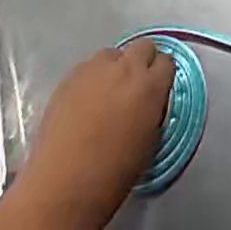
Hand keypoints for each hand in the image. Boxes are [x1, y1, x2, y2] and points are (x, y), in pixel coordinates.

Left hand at [0, 42, 174, 227]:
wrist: (63, 184)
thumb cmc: (113, 172)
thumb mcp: (149, 140)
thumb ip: (154, 110)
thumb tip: (150, 103)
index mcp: (151, 86)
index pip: (167, 62)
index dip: (161, 75)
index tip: (156, 88)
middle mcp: (127, 68)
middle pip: (144, 46)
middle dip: (142, 62)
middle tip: (134, 86)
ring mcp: (97, 69)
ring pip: (114, 53)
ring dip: (115, 67)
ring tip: (106, 92)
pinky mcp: (70, 77)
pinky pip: (88, 67)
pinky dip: (91, 77)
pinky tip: (84, 100)